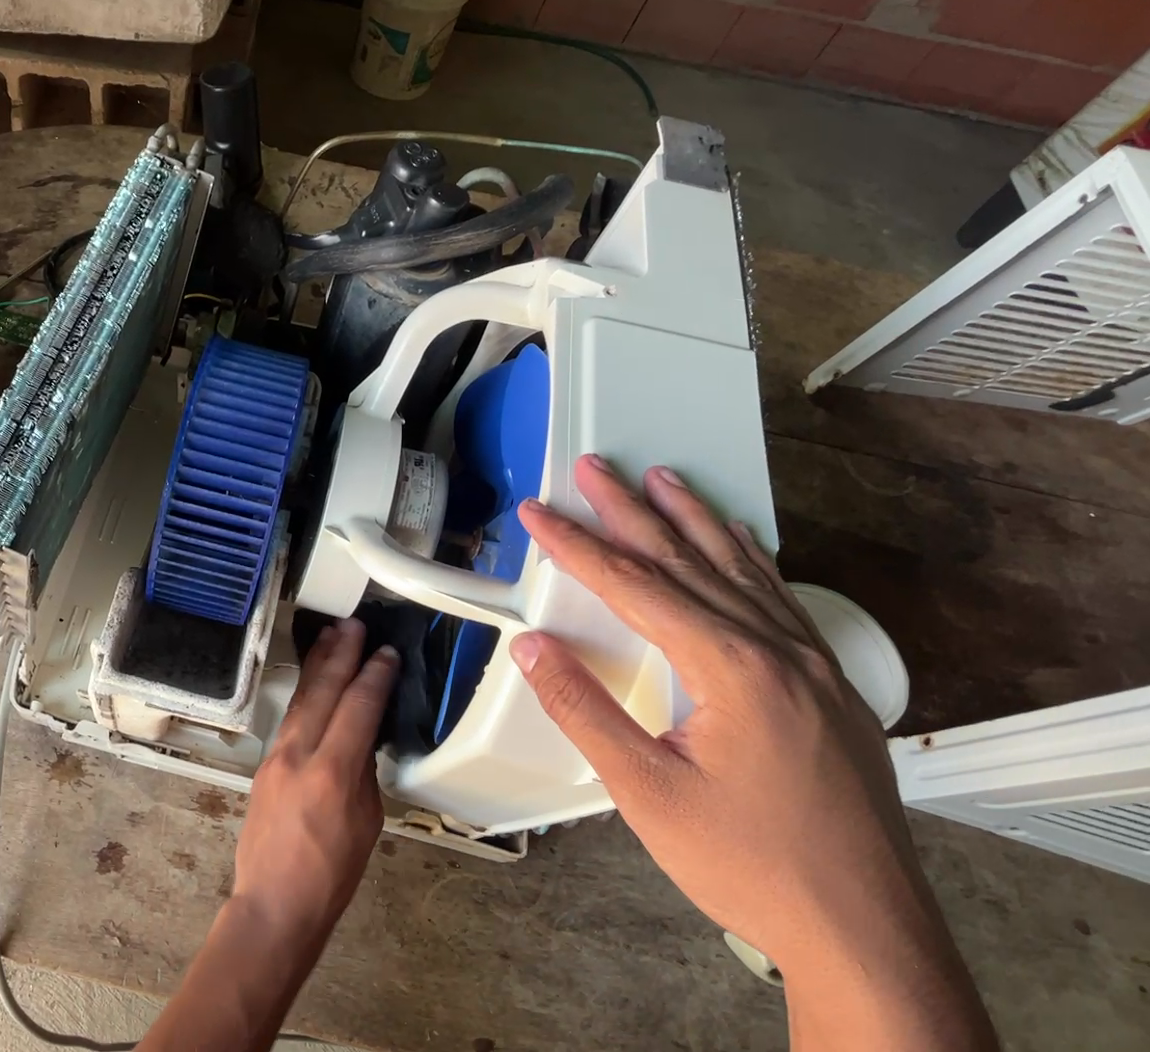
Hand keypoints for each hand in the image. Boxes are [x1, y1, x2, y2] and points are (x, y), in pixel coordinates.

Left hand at [233, 617, 396, 942]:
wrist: (274, 902)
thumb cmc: (331, 874)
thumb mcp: (366, 822)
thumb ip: (362, 772)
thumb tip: (362, 737)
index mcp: (331, 772)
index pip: (357, 708)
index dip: (373, 676)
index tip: (385, 651)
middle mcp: (299, 754)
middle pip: (322, 692)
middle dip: (340, 654)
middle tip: (353, 624)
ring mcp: (276, 757)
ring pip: (301, 700)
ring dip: (317, 665)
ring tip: (330, 636)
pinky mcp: (264, 764)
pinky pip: (289, 719)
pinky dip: (304, 693)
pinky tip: (312, 681)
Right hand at [511, 454, 991, 1049]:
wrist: (864, 928)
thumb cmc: (750, 863)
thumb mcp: (645, 792)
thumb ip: (584, 710)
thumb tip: (533, 649)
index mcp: (732, 669)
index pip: (635, 587)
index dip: (578, 545)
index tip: (538, 512)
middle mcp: (778, 652)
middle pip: (689, 561)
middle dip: (632, 510)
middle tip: (595, 467)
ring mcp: (812, 666)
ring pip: (741, 570)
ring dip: (694, 520)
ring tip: (661, 479)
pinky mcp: (827, 687)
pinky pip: (778, 599)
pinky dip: (747, 558)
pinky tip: (738, 543)